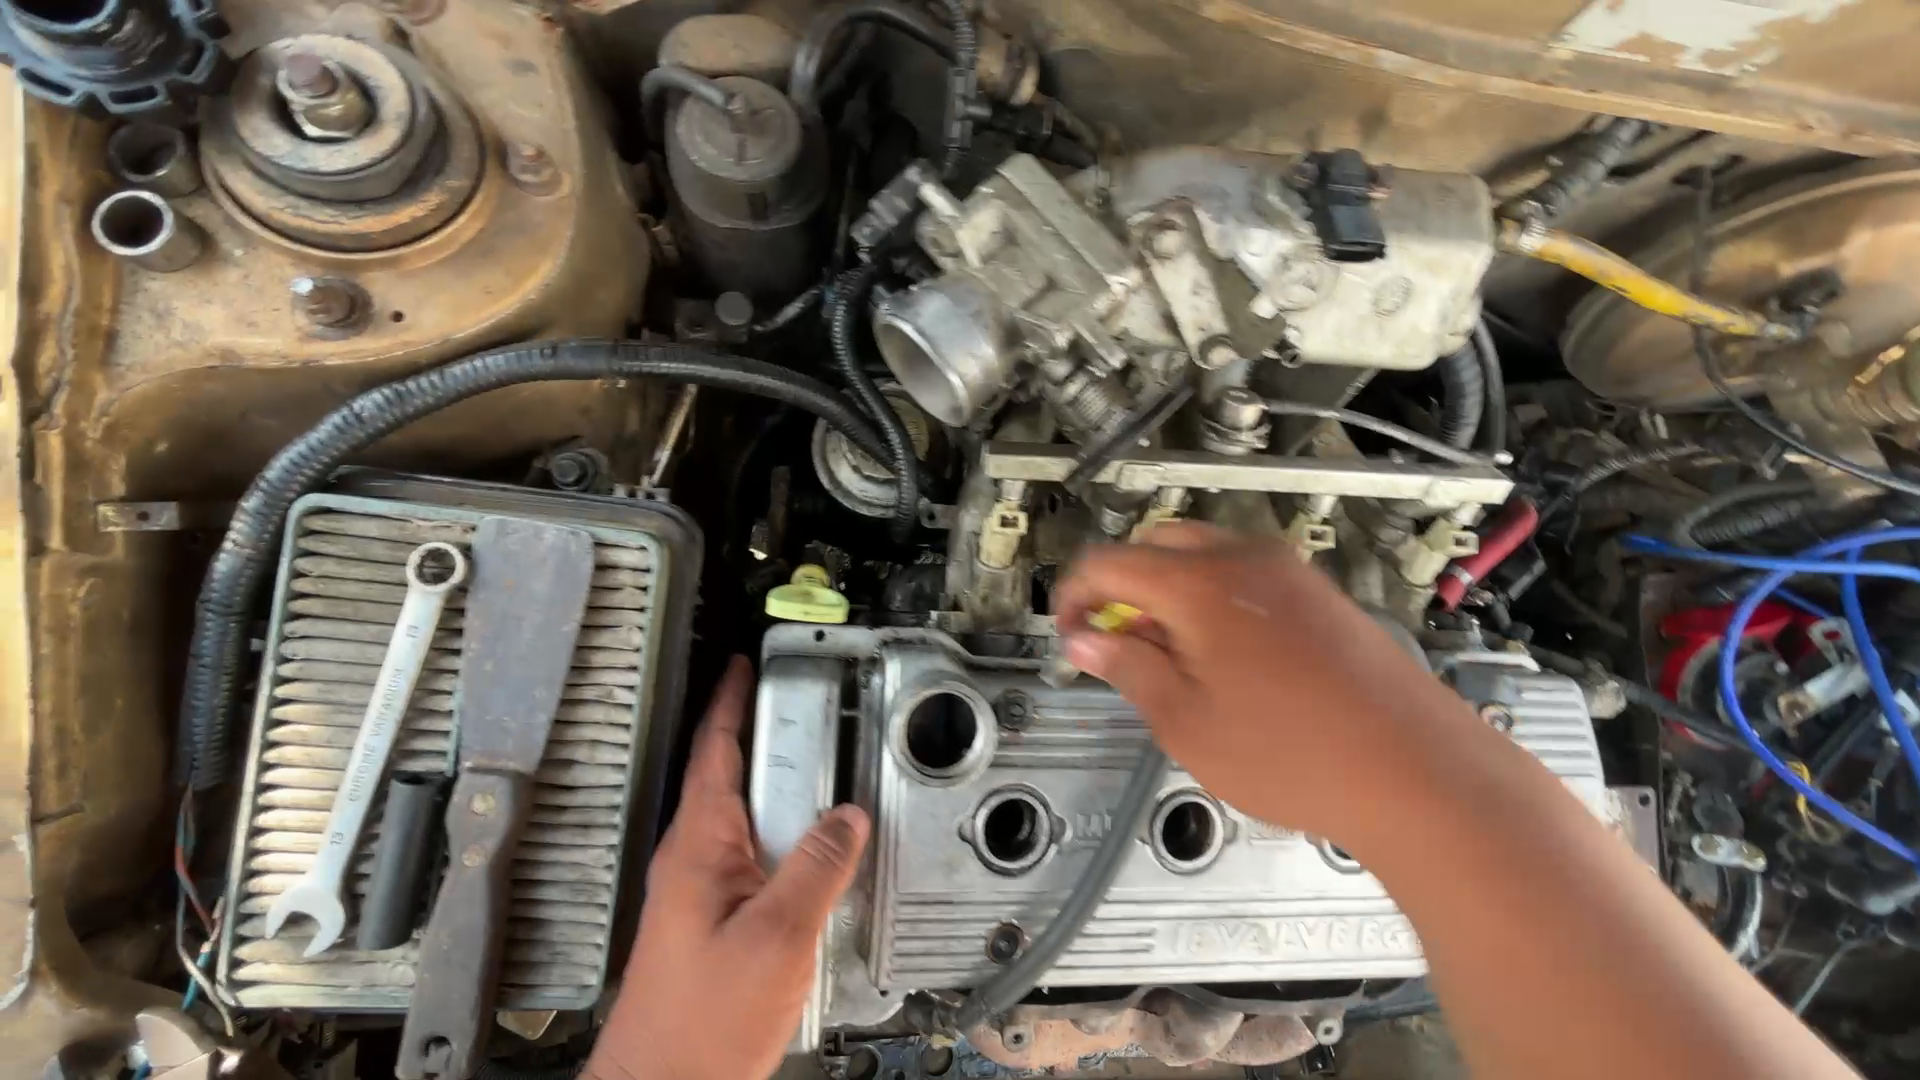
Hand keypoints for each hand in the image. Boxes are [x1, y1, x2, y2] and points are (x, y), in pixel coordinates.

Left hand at [586, 657, 869, 1079]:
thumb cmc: (700, 1023)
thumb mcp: (776, 936)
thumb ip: (816, 868)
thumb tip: (847, 817)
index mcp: (700, 845)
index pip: (713, 750)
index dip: (728, 701)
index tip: (741, 666)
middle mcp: (695, 858)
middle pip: (736, 778)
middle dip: (771, 742)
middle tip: (810, 717)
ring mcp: (703, 889)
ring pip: (750, 819)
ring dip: (784, 794)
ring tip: (826, 781)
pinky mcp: (717, 918)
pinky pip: (758, 858)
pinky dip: (788, 841)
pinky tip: (816, 859)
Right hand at [1054, 522, 1487, 844]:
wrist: (1419, 773)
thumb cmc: (1292, 755)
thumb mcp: (1185, 721)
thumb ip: (1128, 667)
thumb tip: (1086, 639)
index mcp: (1200, 584)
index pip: (1109, 563)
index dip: (1073, 596)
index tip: (1067, 636)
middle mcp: (1245, 561)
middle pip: (1157, 545)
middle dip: (1123, 587)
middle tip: (1117, 644)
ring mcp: (1289, 574)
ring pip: (1204, 556)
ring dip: (1168, 591)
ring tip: (1171, 657)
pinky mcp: (1320, 596)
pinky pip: (1245, 576)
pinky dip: (1212, 599)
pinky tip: (1224, 659)